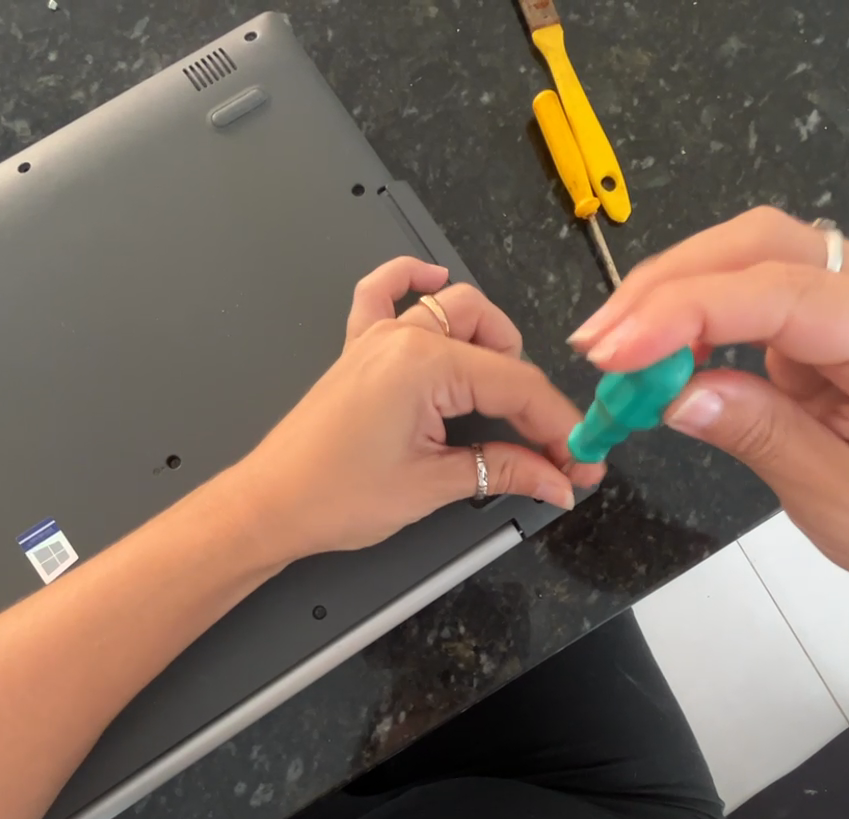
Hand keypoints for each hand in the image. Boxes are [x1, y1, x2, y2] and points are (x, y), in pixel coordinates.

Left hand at [228, 257, 604, 559]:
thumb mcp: (432, 486)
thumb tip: (554, 477)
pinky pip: (383, 293)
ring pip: (456, 310)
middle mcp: (402, 338)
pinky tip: (431, 282)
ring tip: (506, 396)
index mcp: (423, 365)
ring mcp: (378, 339)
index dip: (558, 428)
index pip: (516, 388)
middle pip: (496, 345)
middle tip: (546, 445)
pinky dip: (412, 282)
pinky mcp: (360, 352)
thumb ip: (504, 472)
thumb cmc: (331, 496)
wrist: (270, 506)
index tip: (579, 460)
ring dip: (492, 342)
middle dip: (531, 396)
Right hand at [567, 208, 848, 623]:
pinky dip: (695, 318)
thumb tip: (674, 394)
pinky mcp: (833, 323)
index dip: (689, 314)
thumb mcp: (841, 502)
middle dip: (670, 285)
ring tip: (614, 350)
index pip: (789, 295)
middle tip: (596, 343)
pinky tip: (659, 353)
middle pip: (767, 246)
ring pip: (754, 257)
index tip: (611, 352)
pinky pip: (754, 295)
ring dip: (674, 295)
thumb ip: (763, 436)